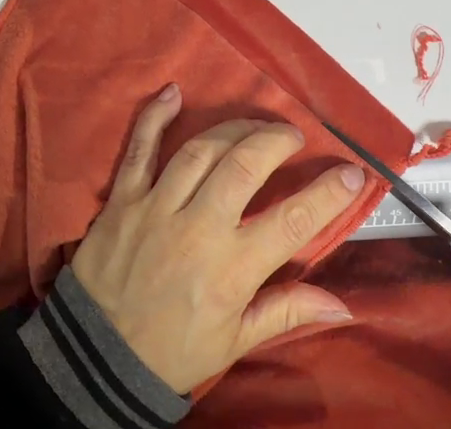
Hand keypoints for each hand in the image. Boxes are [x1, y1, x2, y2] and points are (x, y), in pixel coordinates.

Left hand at [69, 84, 367, 392]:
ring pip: (200, 151)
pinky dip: (154, 117)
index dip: (328, 193)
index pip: (293, 221)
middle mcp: (198, 228)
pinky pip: (139, 148)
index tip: (351, 171)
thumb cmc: (173, 349)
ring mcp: (157, 207)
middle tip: (292, 135)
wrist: (98, 357)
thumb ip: (286, 312)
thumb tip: (343, 304)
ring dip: (232, 129)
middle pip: (244, 166)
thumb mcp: (234, 341)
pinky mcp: (123, 198)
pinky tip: (173, 93)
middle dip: (275, 141)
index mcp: (232, 269)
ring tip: (254, 126)